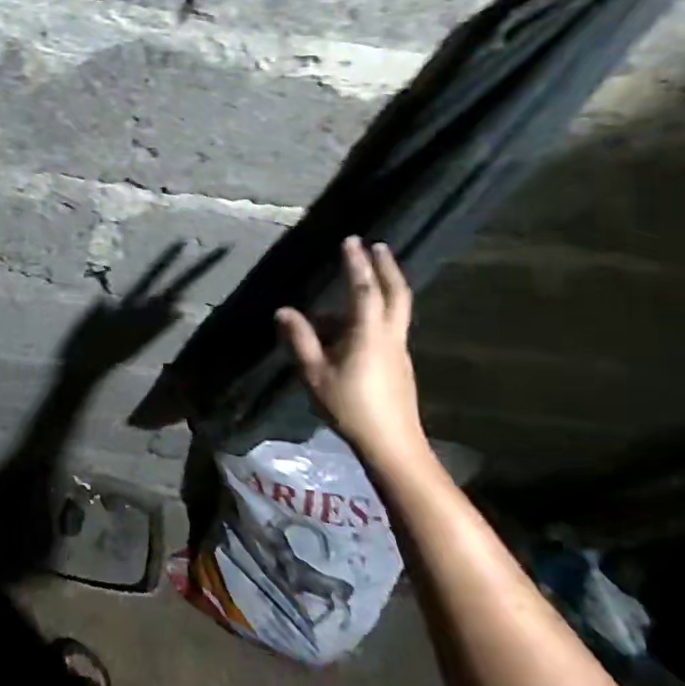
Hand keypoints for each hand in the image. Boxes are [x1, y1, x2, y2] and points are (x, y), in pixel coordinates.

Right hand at [275, 237, 427, 460]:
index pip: (363, 288)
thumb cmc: (350, 407)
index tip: (351, 240)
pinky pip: (389, 328)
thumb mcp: (315, 374)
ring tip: (353, 290)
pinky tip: (354, 328)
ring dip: (381, 290)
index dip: (356, 262)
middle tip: (379, 246)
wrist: (392, 445)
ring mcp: (399, 350)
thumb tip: (284, 311)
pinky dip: (377, 314)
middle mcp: (390, 334)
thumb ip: (300, 339)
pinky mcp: (400, 365)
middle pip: (395, 292)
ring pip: (394, 310)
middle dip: (386, 267)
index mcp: (369, 332)